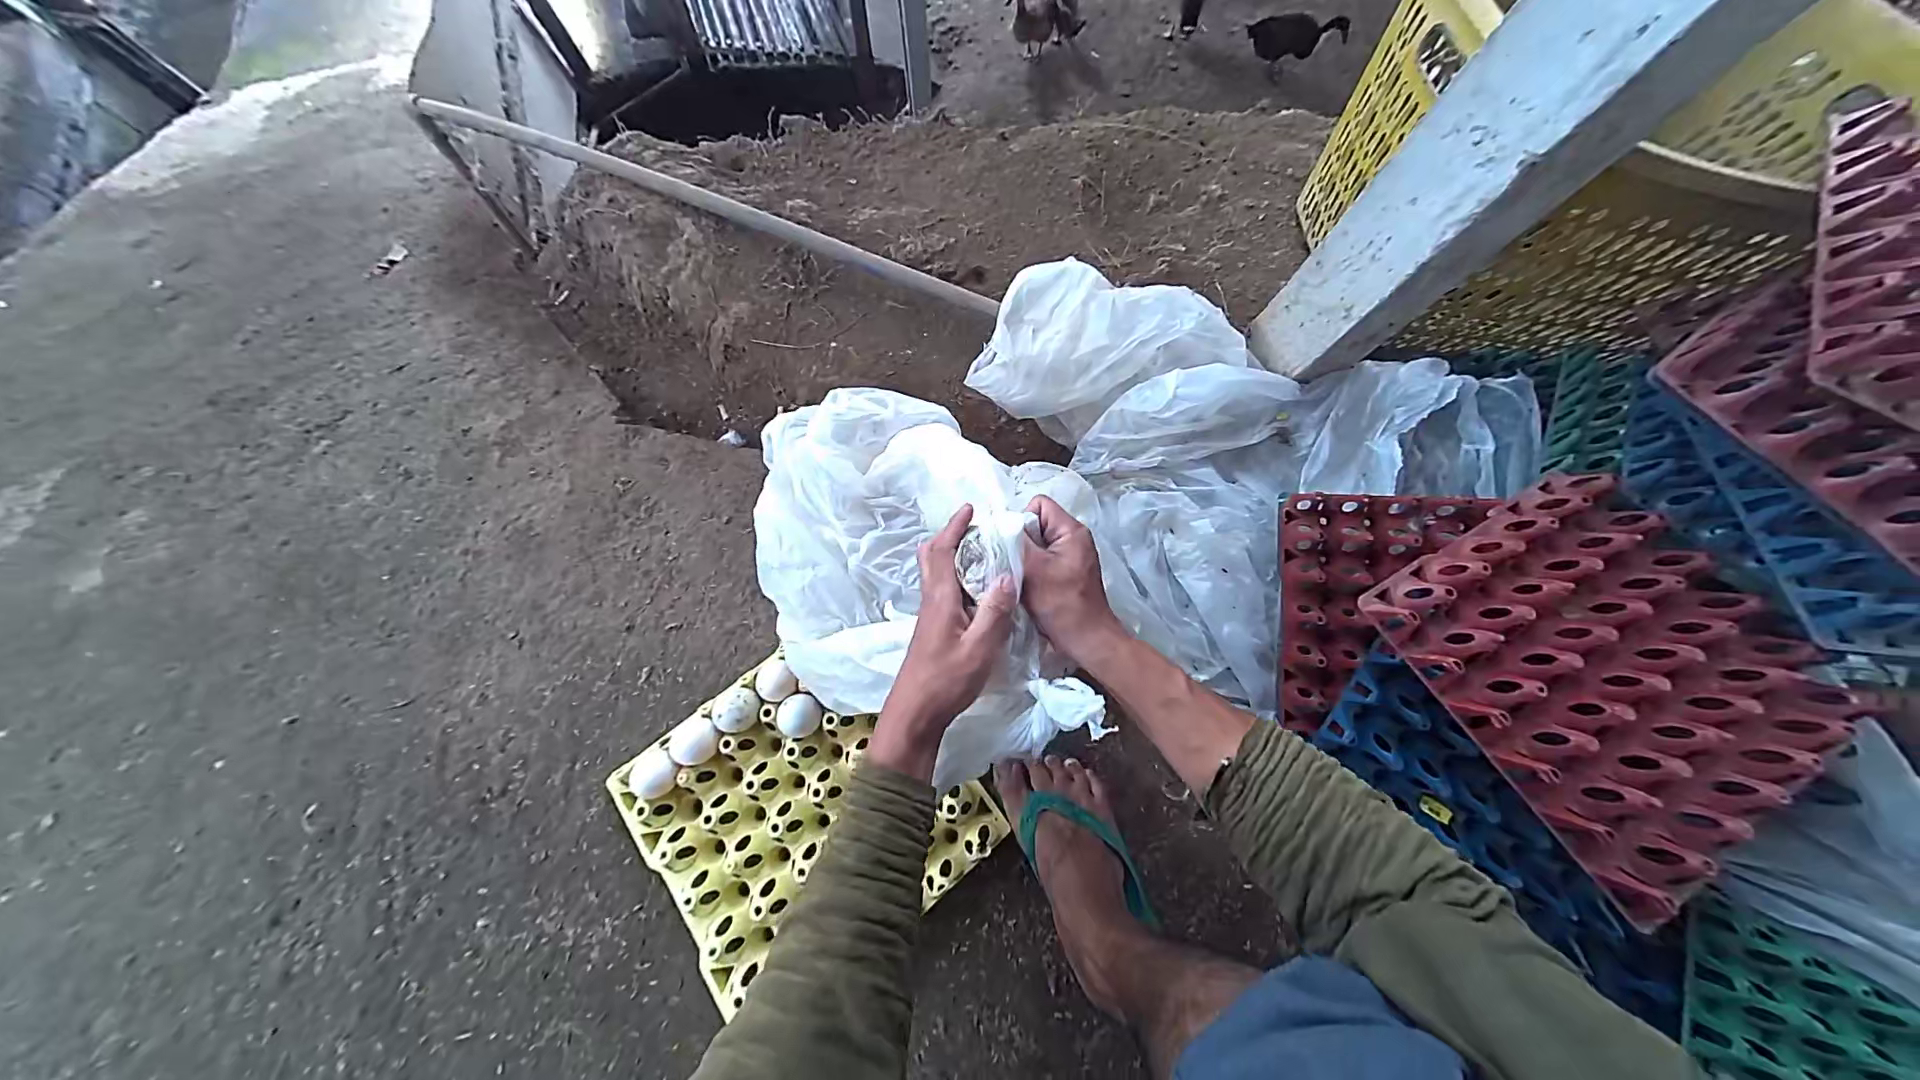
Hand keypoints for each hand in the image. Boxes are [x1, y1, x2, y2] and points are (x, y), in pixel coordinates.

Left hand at [869, 505, 1016, 782]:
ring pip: (936, 574)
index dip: (955, 527)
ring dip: (953, 555)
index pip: (943, 551)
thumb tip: (1009, 575)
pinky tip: (978, 590)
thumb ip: (995, 611)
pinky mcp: (933, 630)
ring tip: (982, 553)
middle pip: (931, 557)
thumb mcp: (980, 648)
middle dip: (949, 536)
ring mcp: (930, 616)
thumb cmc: (946, 681)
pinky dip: (957, 577)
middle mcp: (932, 601)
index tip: (969, 509)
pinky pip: (943, 591)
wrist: (915, 713)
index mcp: (941, 599)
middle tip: (974, 528)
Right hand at [1021, 495, 1125, 666]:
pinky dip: (1031, 571)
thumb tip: (999, 526)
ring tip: (1020, 578)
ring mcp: (1070, 556)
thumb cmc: (1063, 605)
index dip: (1020, 521)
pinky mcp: (1065, 573)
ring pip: (1035, 545)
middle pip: (1035, 525)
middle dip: (1019, 542)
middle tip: (1014, 565)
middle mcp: (1073, 539)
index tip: (1013, 546)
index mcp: (1071, 530)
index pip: (1038, 505)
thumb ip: (1015, 542)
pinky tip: (1026, 587)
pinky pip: (1041, 561)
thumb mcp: (1034, 569)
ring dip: (1023, 559)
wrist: (1087, 640)